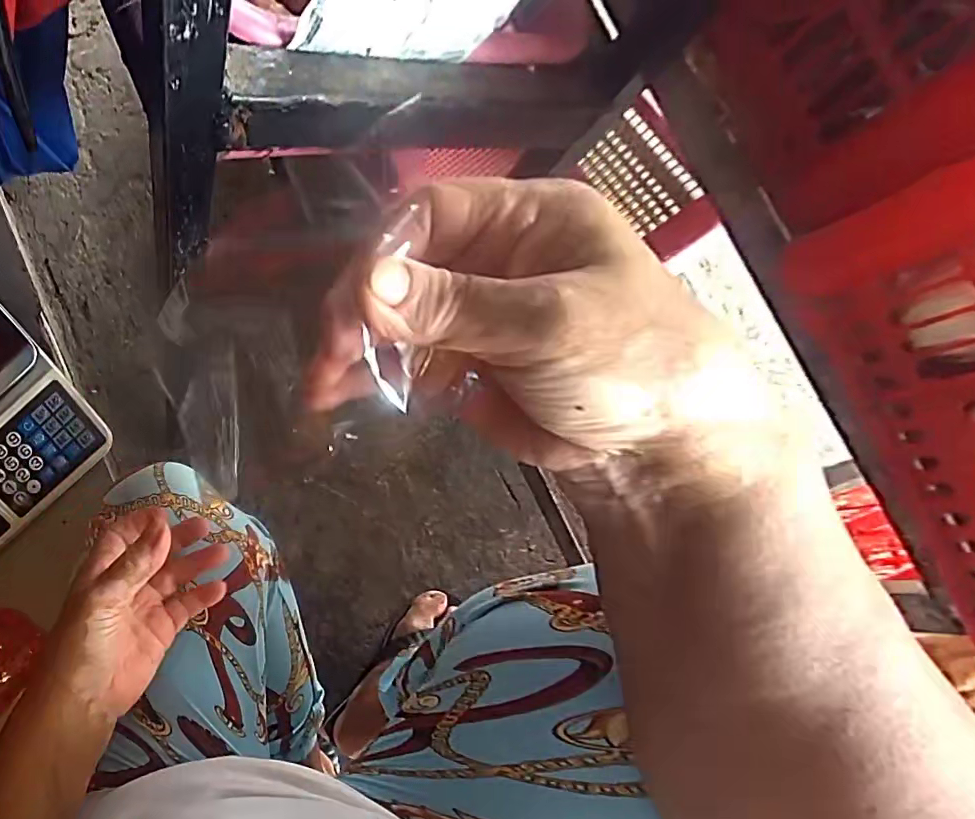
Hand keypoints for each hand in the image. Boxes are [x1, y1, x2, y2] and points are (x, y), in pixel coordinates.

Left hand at [40, 508, 228, 723]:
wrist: (86, 697)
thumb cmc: (83, 642)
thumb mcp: (104, 597)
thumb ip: (135, 564)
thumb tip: (161, 528)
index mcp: (103, 571)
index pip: (122, 537)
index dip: (142, 523)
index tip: (167, 512)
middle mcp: (125, 585)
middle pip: (154, 554)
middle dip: (178, 539)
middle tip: (205, 526)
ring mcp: (145, 608)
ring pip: (174, 578)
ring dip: (196, 565)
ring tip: (222, 553)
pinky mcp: (162, 631)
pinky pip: (184, 608)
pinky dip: (201, 597)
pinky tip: (220, 588)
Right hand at [304, 179, 781, 494]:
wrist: (654, 448)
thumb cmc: (629, 361)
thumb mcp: (546, 324)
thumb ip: (454, 305)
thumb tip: (367, 286)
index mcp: (524, 220)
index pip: (429, 214)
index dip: (383, 253)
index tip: (352, 305)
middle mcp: (490, 258)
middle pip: (400, 268)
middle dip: (359, 309)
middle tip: (330, 353)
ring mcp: (470, 314)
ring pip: (392, 318)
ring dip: (352, 348)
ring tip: (319, 385)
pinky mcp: (458, 363)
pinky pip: (400, 361)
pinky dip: (367, 377)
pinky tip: (335, 396)